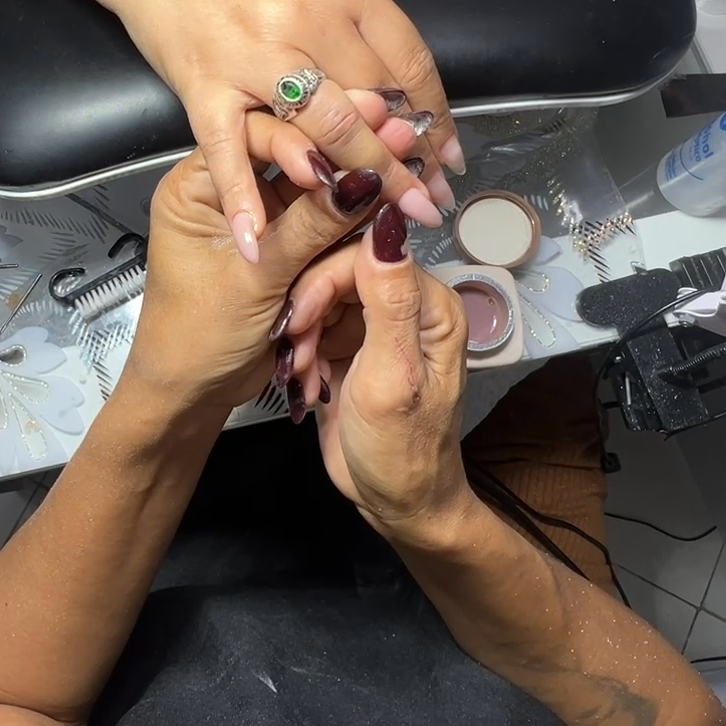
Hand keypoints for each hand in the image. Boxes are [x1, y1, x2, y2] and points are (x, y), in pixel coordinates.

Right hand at [87, 0, 463, 263]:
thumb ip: (352, 20)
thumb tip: (394, 84)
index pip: (408, 62)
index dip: (435, 118)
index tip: (446, 157)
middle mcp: (302, 17)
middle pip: (375, 105)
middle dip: (409, 162)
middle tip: (429, 205)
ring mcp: (250, 54)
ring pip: (322, 131)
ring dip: (360, 184)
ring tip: (384, 220)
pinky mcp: (202, 84)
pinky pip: (230, 151)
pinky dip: (244, 199)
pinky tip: (259, 241)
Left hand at [124, 144, 386, 410]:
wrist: (194, 391)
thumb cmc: (195, 338)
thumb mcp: (253, 279)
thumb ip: (309, 228)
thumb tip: (362, 181)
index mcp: (196, 187)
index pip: (250, 137)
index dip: (299, 140)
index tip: (342, 154)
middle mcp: (225, 190)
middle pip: (287, 153)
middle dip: (338, 146)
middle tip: (389, 123)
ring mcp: (256, 213)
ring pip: (310, 182)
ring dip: (352, 171)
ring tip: (400, 149)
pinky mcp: (281, 240)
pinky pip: (319, 215)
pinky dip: (350, 209)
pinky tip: (387, 186)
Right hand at [312, 204, 471, 533]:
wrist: (394, 502)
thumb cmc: (402, 449)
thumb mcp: (392, 375)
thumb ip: (389, 300)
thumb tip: (386, 223)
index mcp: (429, 304)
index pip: (365, 254)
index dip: (323, 281)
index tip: (299, 323)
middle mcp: (405, 305)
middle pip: (336, 273)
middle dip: (308, 314)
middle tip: (296, 355)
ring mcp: (376, 324)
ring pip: (319, 299)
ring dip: (302, 339)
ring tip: (305, 379)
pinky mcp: (352, 345)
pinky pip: (314, 328)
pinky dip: (302, 356)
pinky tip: (308, 387)